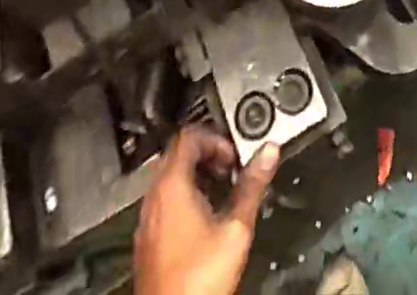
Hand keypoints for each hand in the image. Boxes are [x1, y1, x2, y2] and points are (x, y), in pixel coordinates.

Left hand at [134, 127, 280, 294]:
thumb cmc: (199, 281)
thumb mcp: (236, 228)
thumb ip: (252, 185)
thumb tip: (268, 154)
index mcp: (172, 186)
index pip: (189, 136)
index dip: (216, 138)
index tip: (235, 155)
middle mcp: (154, 197)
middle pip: (178, 153)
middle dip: (208, 154)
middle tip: (232, 167)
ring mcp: (148, 219)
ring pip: (170, 177)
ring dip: (198, 174)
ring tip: (224, 190)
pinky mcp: (148, 239)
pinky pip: (165, 200)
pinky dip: (186, 195)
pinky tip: (207, 217)